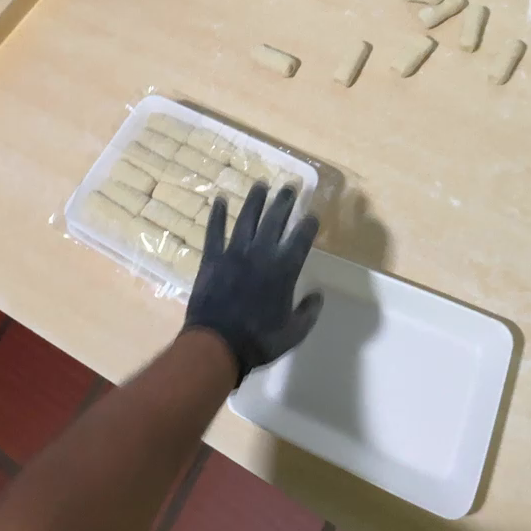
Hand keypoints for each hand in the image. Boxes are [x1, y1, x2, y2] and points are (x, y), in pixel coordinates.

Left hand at [183, 182, 323, 385]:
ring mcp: (234, 252)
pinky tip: (220, 199)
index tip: (313, 213)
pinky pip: (214, 231)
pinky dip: (217, 215)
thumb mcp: (294, 333)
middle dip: (284, 201)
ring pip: (247, 218)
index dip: (309, 223)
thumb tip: (318, 295)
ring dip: (255, 200)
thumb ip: (309, 312)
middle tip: (290, 187)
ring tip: (262, 184)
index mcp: (284, 269)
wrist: (217, 346)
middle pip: (275, 219)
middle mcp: (261, 253)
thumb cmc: (259, 341)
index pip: (301, 238)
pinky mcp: (212, 258)